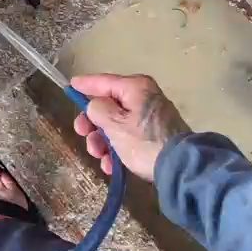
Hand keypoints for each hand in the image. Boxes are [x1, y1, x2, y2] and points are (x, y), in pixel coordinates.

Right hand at [70, 73, 187, 180]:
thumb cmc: (144, 141)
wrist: (181, 169)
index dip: (85, 85)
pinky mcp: (155, 137)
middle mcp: (143, 98)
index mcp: (135, 88)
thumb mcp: (114, 123)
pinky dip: (117, 150)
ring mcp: (150, 118)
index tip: (70, 86)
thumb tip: (95, 105)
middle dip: (92, 124)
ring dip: (102, 141)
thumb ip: (97, 109)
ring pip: (116, 125)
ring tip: (99, 157)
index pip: (104, 81)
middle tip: (82, 134)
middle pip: (108, 106)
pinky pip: (129, 138)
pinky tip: (111, 166)